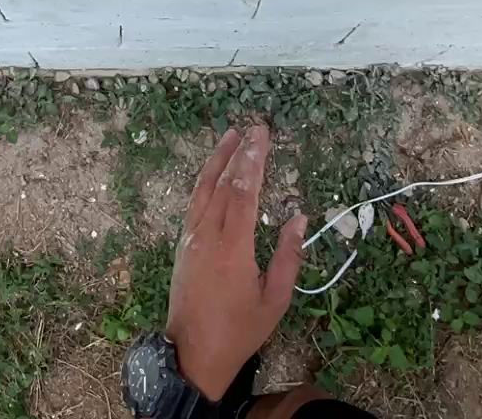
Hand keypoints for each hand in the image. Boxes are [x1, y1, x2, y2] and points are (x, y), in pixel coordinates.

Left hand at [166, 126, 307, 400]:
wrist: (192, 354)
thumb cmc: (239, 330)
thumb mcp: (275, 301)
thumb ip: (288, 257)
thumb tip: (299, 218)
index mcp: (232, 247)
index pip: (242, 192)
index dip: (252, 160)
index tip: (261, 136)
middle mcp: (207, 235)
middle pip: (222, 183)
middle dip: (239, 153)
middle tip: (254, 128)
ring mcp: (191, 237)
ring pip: (202, 188)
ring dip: (217, 160)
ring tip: (230, 135)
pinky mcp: (183, 243)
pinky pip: (194, 202)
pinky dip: (205, 180)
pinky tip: (213, 171)